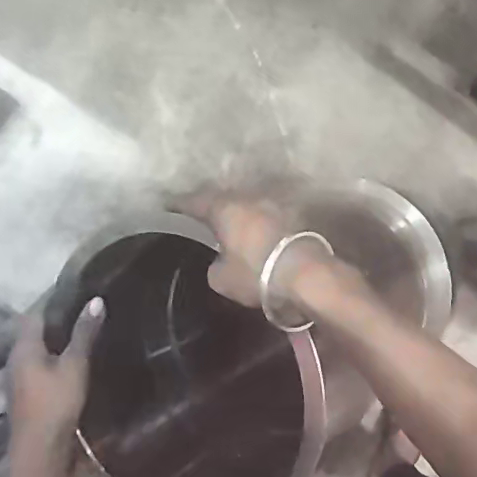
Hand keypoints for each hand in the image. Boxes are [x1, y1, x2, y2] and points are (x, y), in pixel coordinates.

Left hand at [9, 299, 103, 453]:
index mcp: (23, 347)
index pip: (35, 314)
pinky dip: (56, 357)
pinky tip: (73, 360)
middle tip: (85, 309)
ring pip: (38, 350)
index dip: (53, 301)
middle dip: (57, 320)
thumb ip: (84, 334)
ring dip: (56, 340)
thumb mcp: (75, 365)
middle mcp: (16, 359)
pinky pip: (42, 365)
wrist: (40, 447)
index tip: (77, 290)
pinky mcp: (28, 393)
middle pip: (35, 332)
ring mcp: (19, 378)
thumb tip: (96, 301)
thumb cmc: (56, 402)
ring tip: (83, 331)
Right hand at [181, 192, 333, 310]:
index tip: (168, 206)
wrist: (308, 274)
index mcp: (224, 207)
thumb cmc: (258, 274)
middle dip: (213, 207)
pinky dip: (259, 225)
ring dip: (240, 215)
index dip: (179, 205)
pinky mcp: (296, 218)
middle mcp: (249, 198)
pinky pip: (268, 219)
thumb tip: (221, 261)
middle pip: (225, 199)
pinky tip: (256, 236)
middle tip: (202, 217)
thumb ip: (214, 265)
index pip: (194, 201)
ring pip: (249, 207)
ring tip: (231, 227)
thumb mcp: (222, 278)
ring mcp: (276, 206)